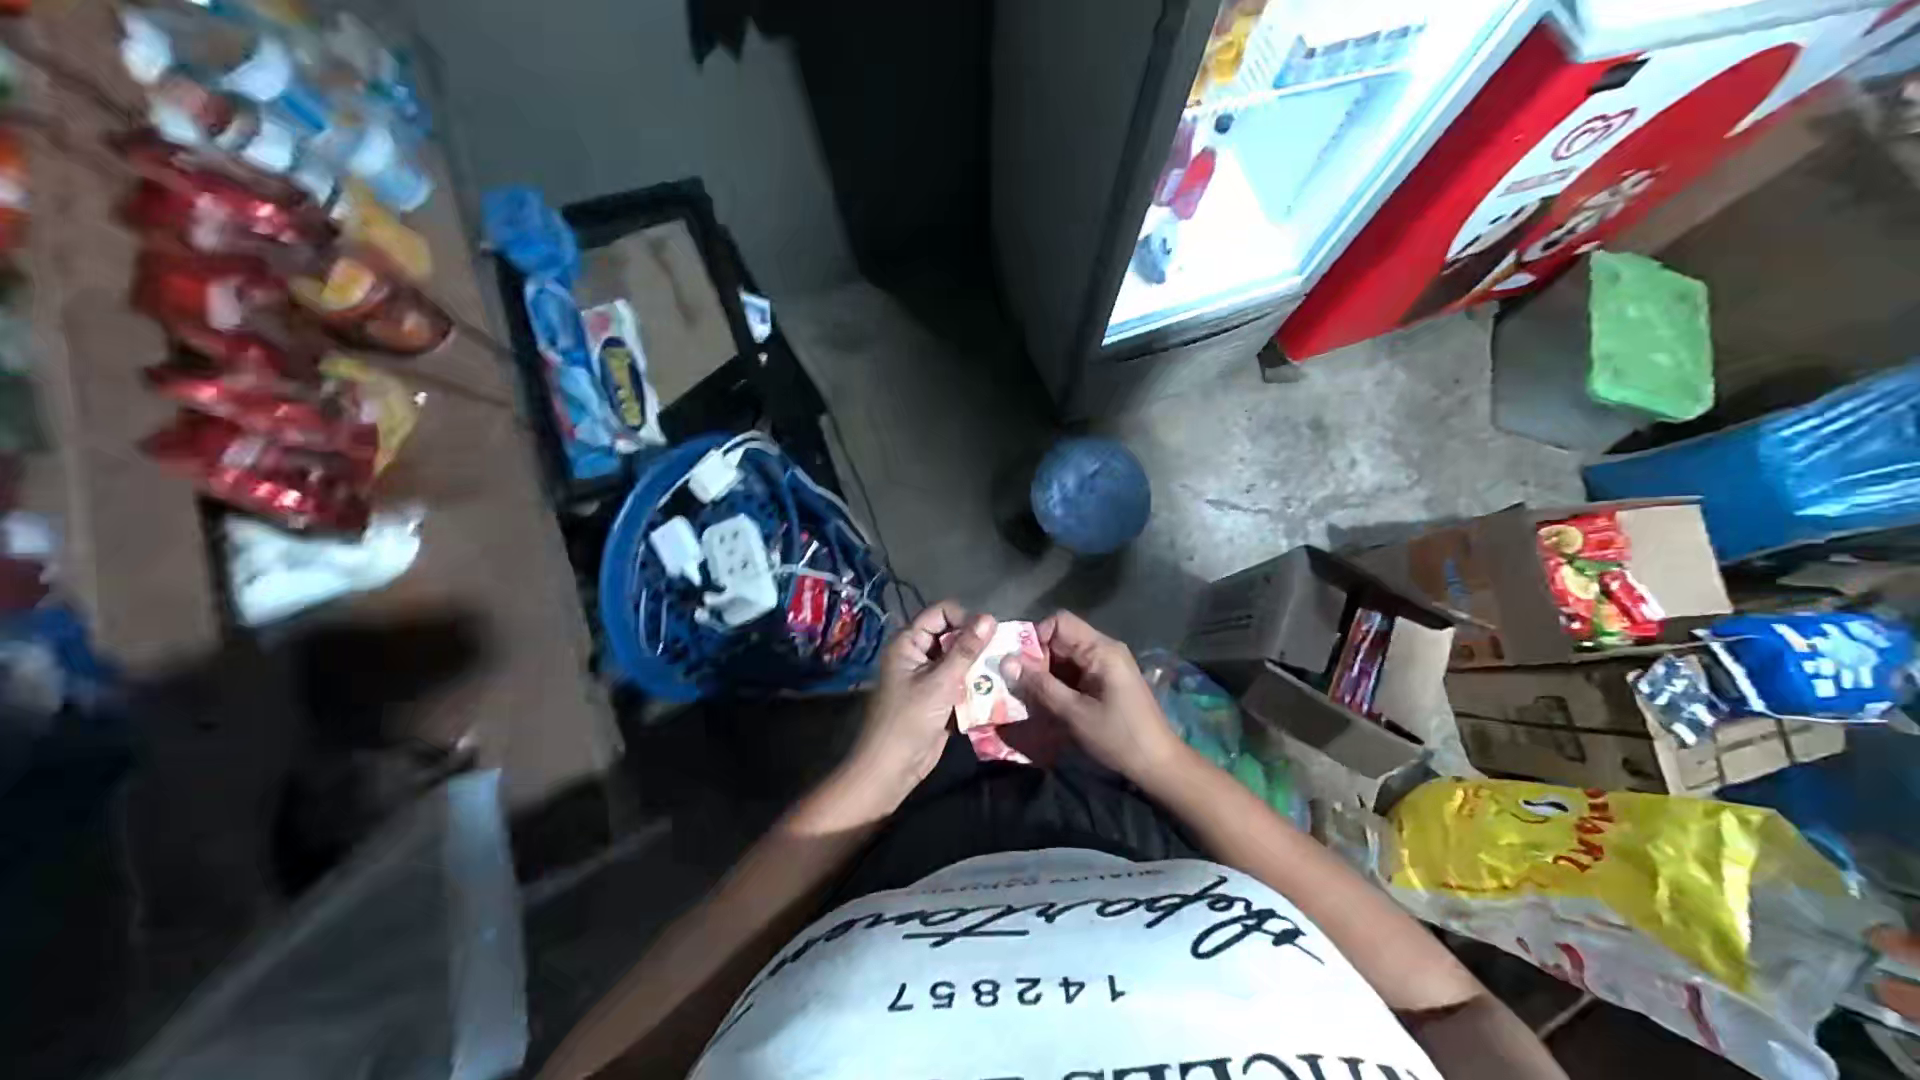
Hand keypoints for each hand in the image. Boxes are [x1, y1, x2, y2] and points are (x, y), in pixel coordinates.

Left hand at [834, 601, 994, 812]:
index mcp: (908, 643)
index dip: (964, 618)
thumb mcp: (940, 683)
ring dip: (980, 664)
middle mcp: (917, 654)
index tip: (989, 633)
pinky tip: (998, 686)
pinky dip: (976, 683)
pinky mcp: (938, 697)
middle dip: (977, 642)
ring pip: (959, 660)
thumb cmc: (909, 720)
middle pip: (952, 635)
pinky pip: (960, 681)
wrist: (892, 768)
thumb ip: (966, 650)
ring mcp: (928, 677)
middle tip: (1004, 651)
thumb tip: (990, 617)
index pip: (940, 613)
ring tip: (1005, 668)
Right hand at [1002, 611, 1184, 783]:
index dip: (1035, 638)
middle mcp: (1104, 649)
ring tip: (1029, 697)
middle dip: (1037, 659)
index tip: (1022, 666)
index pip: (1059, 622)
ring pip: (1064, 657)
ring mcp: (1106, 665)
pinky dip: (1057, 683)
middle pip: (1060, 639)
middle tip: (1020, 686)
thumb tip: (1006, 661)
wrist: (1158, 764)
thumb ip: (1040, 685)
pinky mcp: (1105, 681)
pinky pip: (1074, 671)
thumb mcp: (1074, 713)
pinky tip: (1047, 703)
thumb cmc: (1118, 737)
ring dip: (1045, 674)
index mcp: (1101, 649)